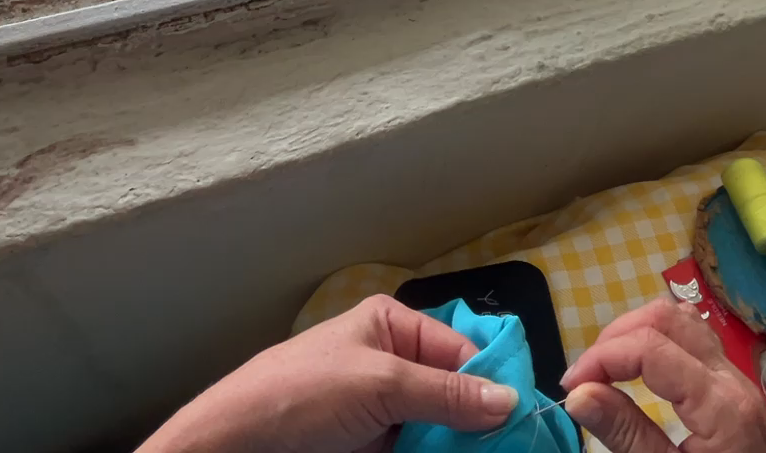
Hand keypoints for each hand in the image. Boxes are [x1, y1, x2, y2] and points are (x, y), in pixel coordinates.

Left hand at [137, 294, 518, 452]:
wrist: (239, 441)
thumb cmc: (306, 392)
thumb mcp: (380, 385)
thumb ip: (445, 393)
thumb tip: (510, 399)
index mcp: (393, 324)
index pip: (459, 348)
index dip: (492, 379)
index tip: (526, 414)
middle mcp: (393, 359)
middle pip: (453, 388)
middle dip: (480, 418)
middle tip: (517, 445)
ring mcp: (383, 405)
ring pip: (440, 424)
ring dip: (463, 443)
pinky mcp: (374, 442)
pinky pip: (419, 445)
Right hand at [562, 298, 765, 452]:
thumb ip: (626, 435)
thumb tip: (578, 393)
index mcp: (720, 404)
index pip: (649, 346)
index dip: (602, 357)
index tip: (570, 386)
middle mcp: (732, 377)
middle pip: (666, 317)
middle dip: (616, 336)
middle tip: (588, 375)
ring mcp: (736, 378)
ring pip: (681, 318)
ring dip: (636, 330)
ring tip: (608, 367)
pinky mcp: (733, 386)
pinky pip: (693, 336)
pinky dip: (659, 336)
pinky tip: (642, 363)